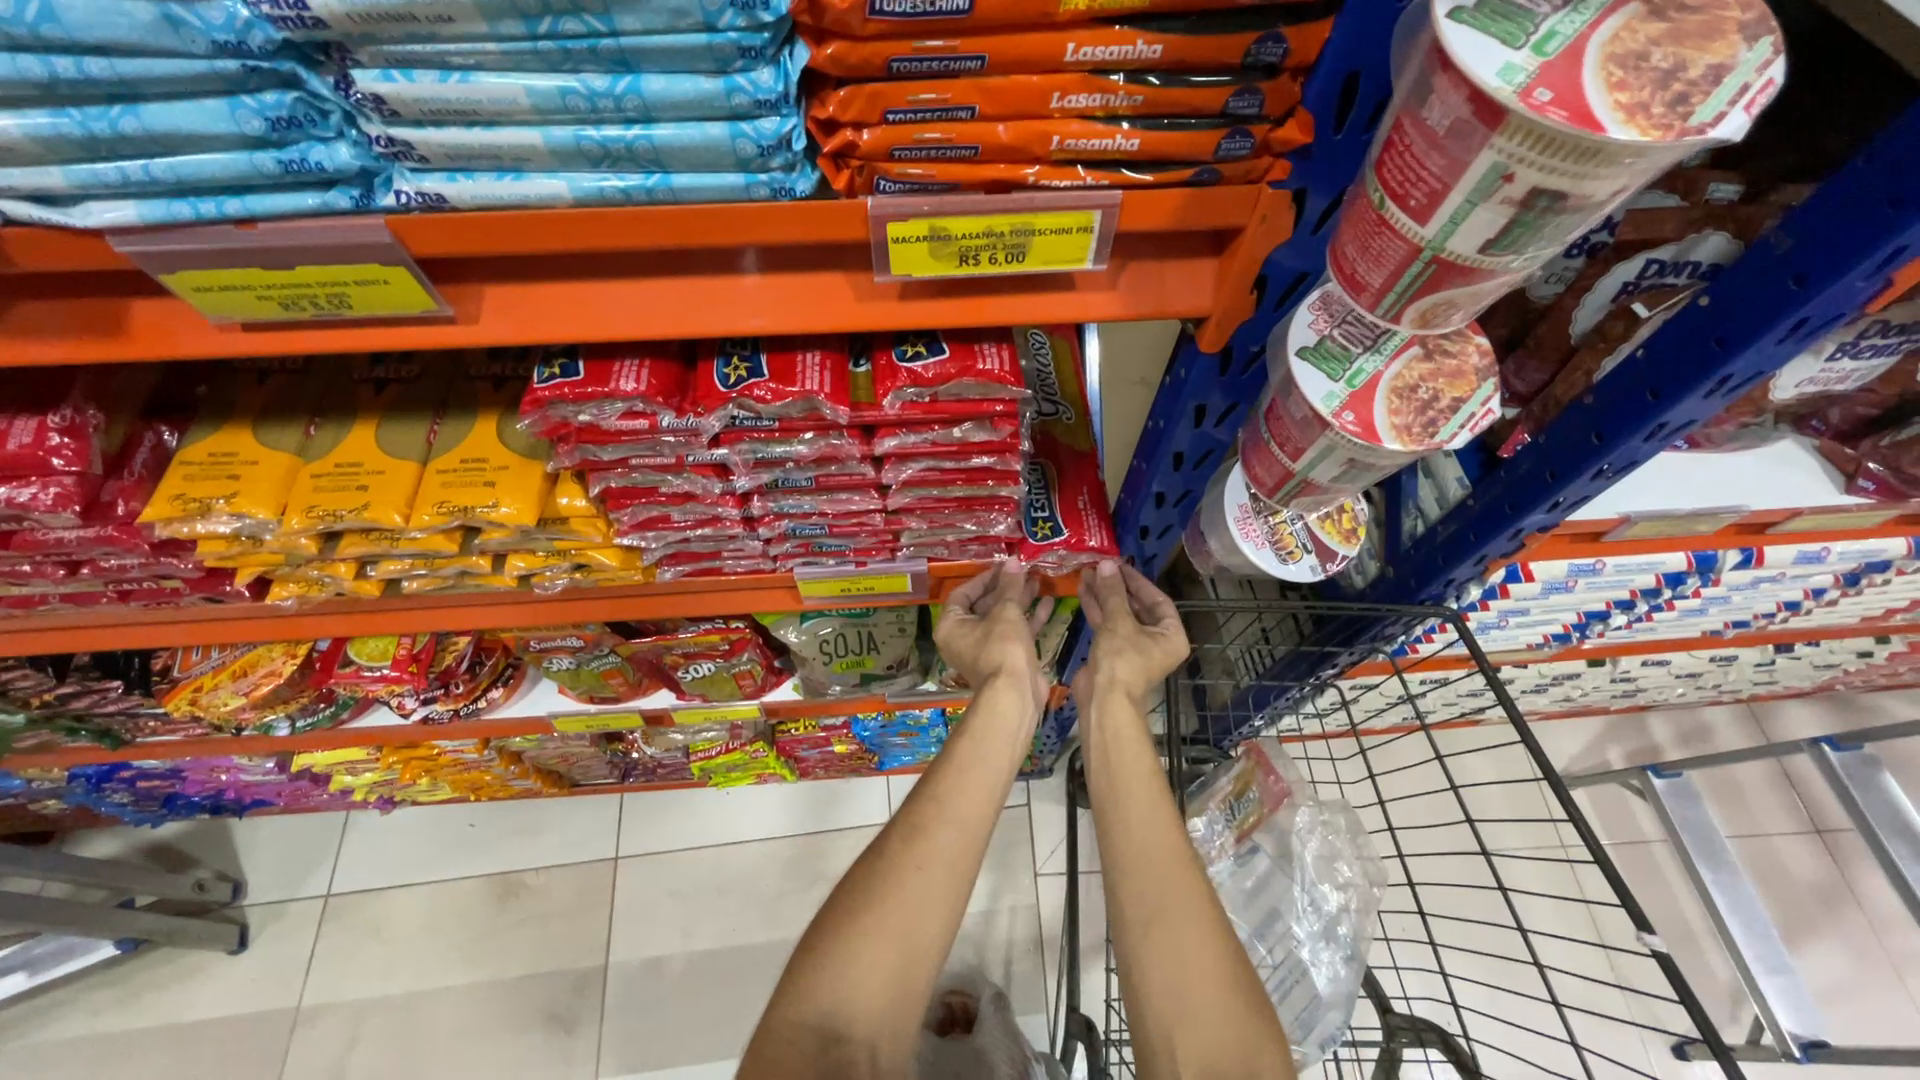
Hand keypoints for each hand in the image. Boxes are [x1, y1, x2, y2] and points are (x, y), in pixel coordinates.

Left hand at [935, 560, 1055, 714]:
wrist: (1015, 694)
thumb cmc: (1002, 647)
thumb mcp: (1006, 611)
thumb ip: (1010, 585)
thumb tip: (1013, 561)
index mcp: (951, 626)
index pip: (962, 594)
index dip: (983, 578)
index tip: (1003, 567)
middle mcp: (964, 637)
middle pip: (984, 605)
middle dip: (1006, 588)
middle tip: (1023, 571)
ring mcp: (986, 649)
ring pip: (1002, 618)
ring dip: (1020, 600)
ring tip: (1038, 580)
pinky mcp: (1006, 658)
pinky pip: (1015, 633)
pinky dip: (1029, 618)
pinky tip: (1048, 601)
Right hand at [1075, 559, 1188, 708]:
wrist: (1103, 699)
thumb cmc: (1122, 659)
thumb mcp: (1118, 621)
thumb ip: (1112, 592)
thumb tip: (1106, 564)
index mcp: (1171, 635)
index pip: (1158, 600)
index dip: (1138, 581)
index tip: (1120, 565)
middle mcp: (1156, 641)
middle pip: (1137, 607)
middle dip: (1117, 588)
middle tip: (1101, 567)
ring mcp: (1133, 648)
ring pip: (1119, 615)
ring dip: (1104, 596)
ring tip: (1088, 574)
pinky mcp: (1113, 653)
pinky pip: (1107, 626)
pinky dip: (1097, 610)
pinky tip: (1084, 591)